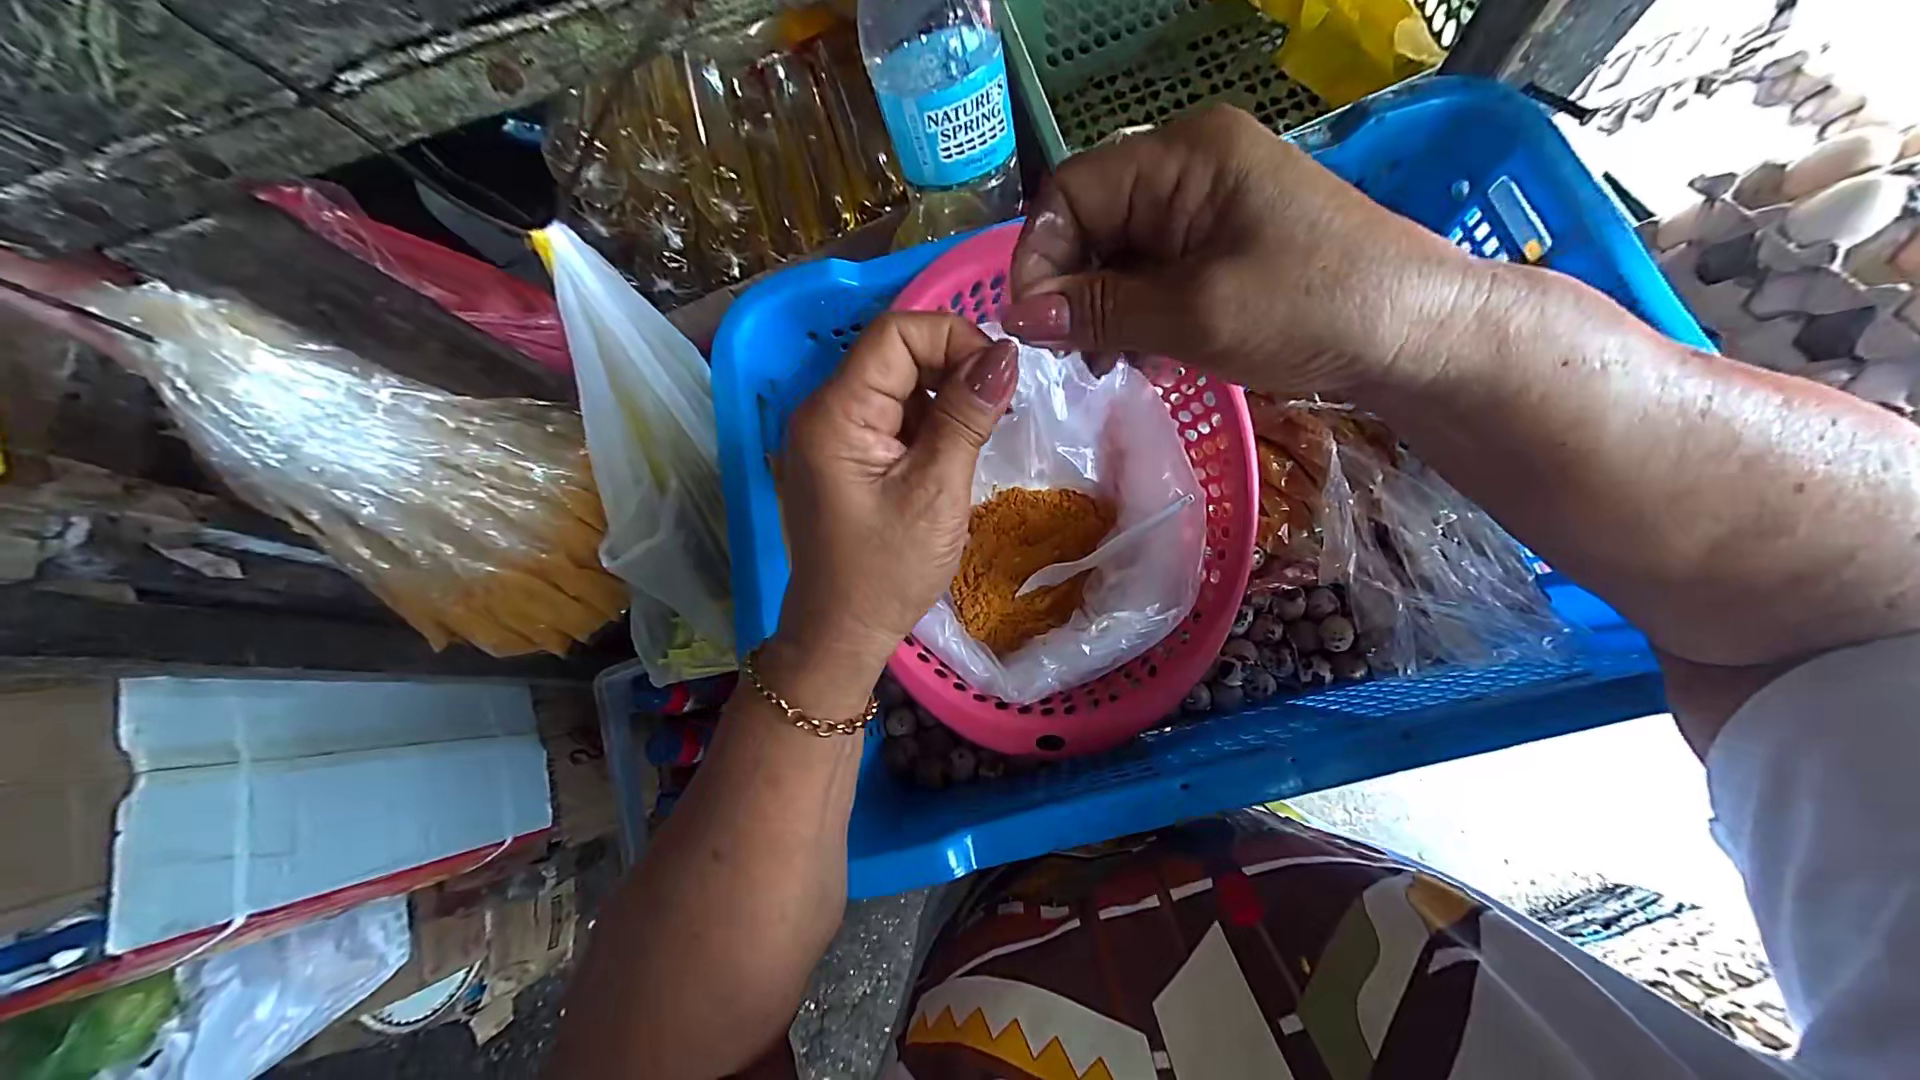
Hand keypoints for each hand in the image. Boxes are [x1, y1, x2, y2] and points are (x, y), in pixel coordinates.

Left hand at [773, 313, 1017, 677]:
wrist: (843, 630)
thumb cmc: (887, 571)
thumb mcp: (937, 491)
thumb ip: (967, 416)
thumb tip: (1006, 354)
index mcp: (836, 412)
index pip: (895, 333)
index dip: (953, 338)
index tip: (999, 377)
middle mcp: (826, 410)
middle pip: (896, 352)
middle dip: (954, 367)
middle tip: (996, 409)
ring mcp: (834, 432)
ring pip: (899, 382)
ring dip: (946, 396)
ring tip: (979, 435)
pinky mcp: (848, 453)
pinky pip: (894, 414)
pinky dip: (930, 421)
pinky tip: (953, 451)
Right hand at [1004, 105, 1488, 396]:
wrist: (1412, 334)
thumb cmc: (1309, 308)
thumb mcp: (1192, 313)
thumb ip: (1097, 310)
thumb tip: (1018, 317)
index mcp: (1182, 158)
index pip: (1069, 192)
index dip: (1038, 258)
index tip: (1031, 327)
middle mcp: (1185, 172)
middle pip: (1088, 226)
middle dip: (1070, 293)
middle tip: (1074, 356)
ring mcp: (1202, 213)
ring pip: (1114, 259)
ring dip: (1100, 314)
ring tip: (1115, 364)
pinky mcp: (1214, 251)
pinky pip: (1148, 279)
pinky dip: (1134, 320)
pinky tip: (1147, 358)